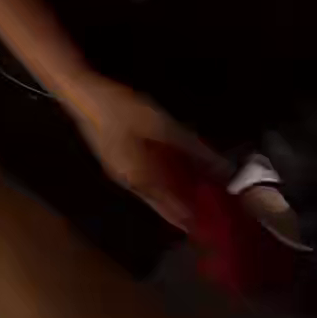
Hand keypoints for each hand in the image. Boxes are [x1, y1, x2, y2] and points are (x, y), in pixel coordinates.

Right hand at [63, 76, 221, 231]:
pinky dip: (170, 183)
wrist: (80, 93)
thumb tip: (228, 172)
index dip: (207, 220)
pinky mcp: (118, 161)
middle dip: (197, 210)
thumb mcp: (161, 125)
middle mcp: (130, 183)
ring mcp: (121, 172)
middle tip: (229, 209)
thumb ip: (194, 149)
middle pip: (168, 208)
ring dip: (183, 195)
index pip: (179, 213)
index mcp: (140, 179)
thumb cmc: (119, 109)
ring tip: (213, 191)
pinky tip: (183, 174)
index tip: (236, 224)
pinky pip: (150, 181)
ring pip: (159, 195)